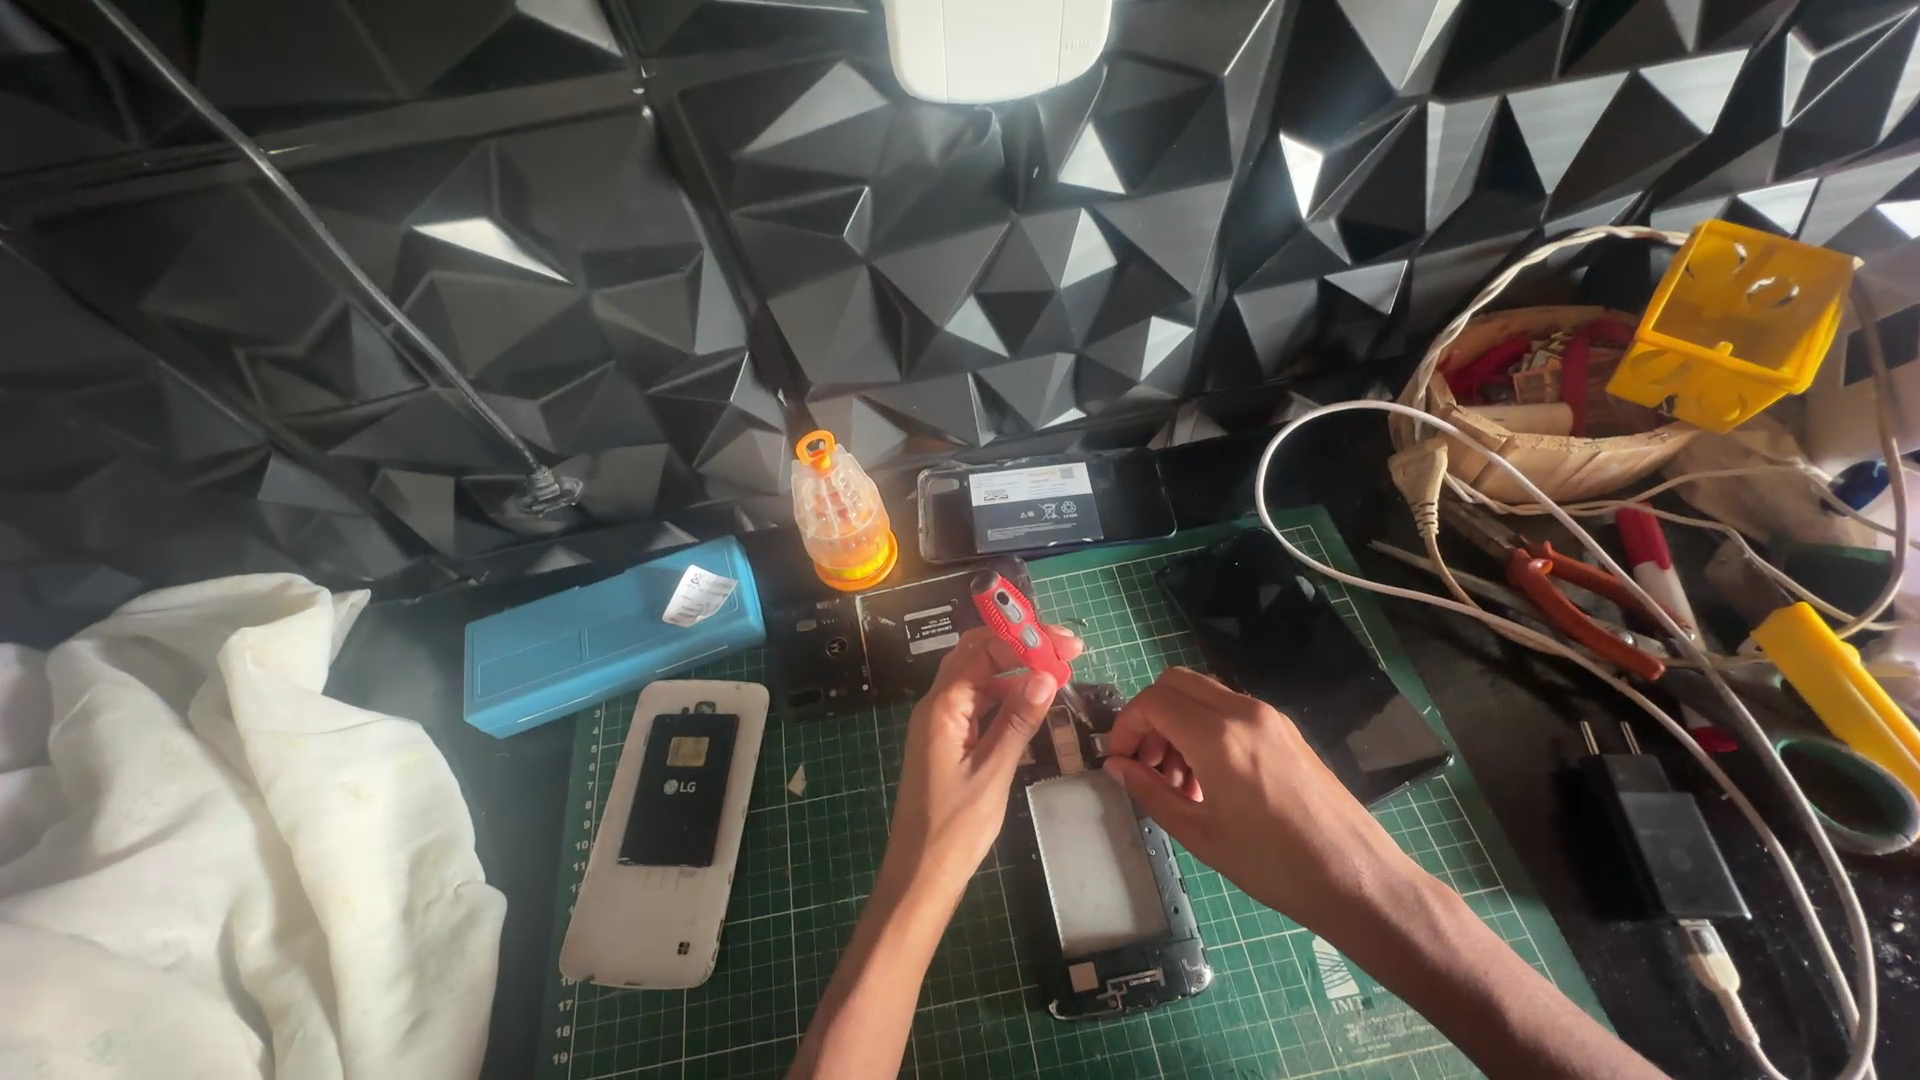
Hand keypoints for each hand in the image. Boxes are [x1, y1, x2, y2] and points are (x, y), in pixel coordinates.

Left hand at [881, 625, 1083, 898]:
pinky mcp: (950, 740)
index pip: (982, 651)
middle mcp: (938, 705)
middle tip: (1067, 650)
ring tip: (1059, 671)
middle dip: (1021, 645)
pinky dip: (1007, 696)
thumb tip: (1046, 674)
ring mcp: (943, 722)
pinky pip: (979, 703)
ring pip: (980, 678)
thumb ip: (1018, 720)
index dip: (1024, 641)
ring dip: (1016, 669)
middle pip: (977, 654)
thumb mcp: (993, 772)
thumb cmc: (954, 827)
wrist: (921, 873)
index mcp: (942, 707)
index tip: (1066, 644)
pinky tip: (1035, 702)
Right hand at [1101, 667, 1418, 930]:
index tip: (1118, 761)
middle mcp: (1243, 712)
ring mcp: (1269, 717)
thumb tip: (1115, 765)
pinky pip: (1229, 710)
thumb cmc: (1273, 864)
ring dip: (1177, 722)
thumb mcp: (1199, 834)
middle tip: (1146, 765)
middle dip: (1149, 717)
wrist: (1357, 879)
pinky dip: (1205, 728)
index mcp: (1218, 736)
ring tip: (1178, 782)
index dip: (1125, 727)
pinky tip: (1210, 780)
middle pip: (1174, 683)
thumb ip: (1149, 792)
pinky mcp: (1286, 730)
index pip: (1152, 702)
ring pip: (1202, 693)